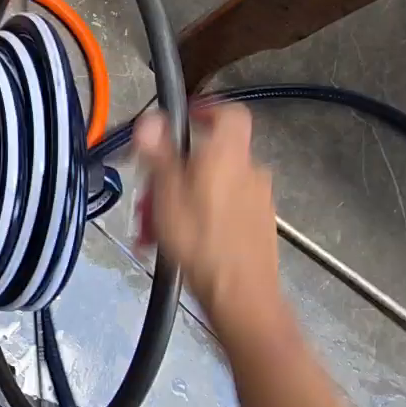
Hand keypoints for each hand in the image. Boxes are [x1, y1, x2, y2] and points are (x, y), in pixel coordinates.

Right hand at [133, 103, 280, 320]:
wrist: (241, 296)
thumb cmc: (199, 241)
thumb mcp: (166, 193)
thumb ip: (158, 154)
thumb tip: (150, 120)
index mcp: (228, 155)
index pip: (228, 112)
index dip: (204, 109)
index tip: (181, 120)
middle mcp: (250, 171)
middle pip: (210, 155)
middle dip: (173, 170)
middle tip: (148, 194)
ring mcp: (257, 200)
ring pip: (210, 185)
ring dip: (179, 199)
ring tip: (153, 228)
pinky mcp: (257, 227)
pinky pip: (220, 209)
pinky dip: (197, 217)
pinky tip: (175, 243)